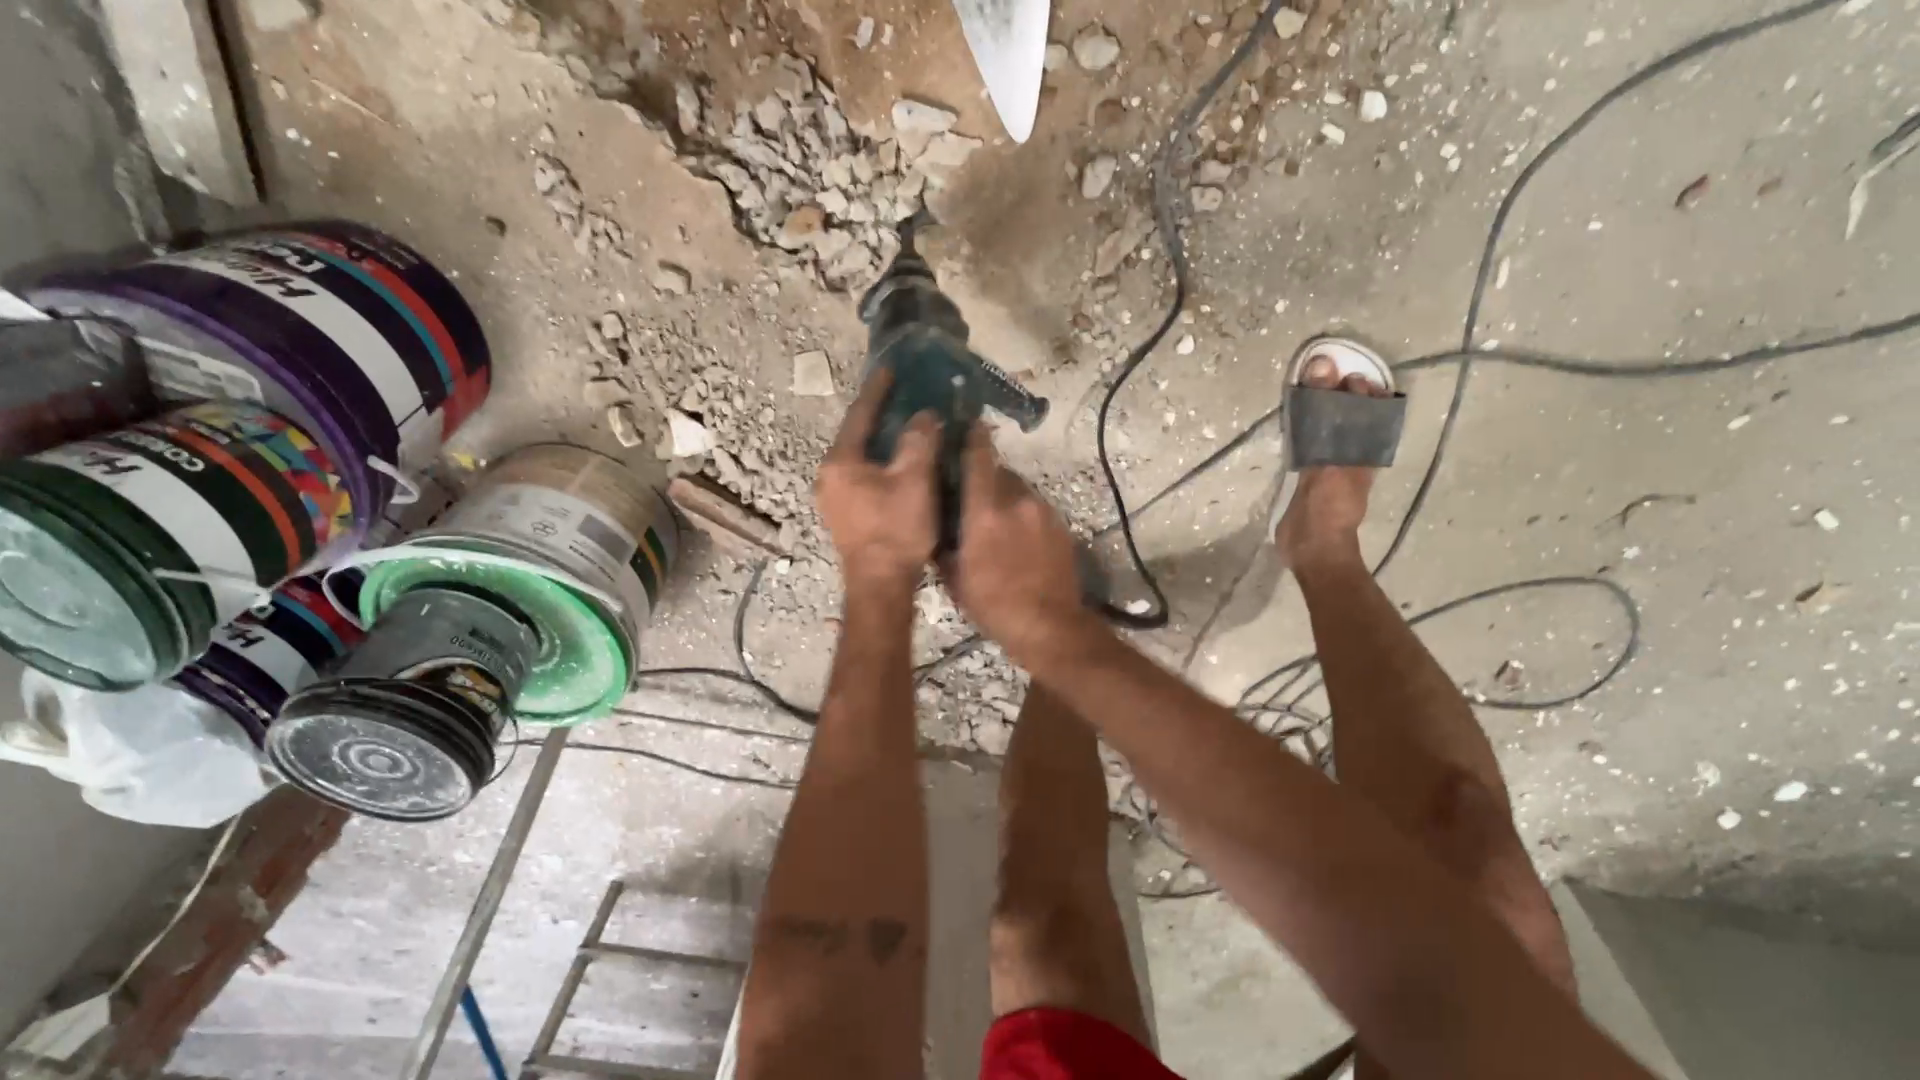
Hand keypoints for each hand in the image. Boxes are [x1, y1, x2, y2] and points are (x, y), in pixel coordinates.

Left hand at [815, 370, 940, 592]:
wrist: (880, 586)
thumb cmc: (896, 531)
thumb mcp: (914, 480)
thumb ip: (919, 441)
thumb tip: (923, 416)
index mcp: (840, 462)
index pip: (860, 415)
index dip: (878, 390)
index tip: (891, 368)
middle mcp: (829, 476)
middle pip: (857, 436)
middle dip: (882, 416)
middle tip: (905, 396)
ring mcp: (833, 499)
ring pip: (860, 458)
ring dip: (883, 443)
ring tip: (908, 428)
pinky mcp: (845, 516)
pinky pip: (863, 477)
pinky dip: (882, 465)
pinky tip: (902, 465)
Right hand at [944, 425, 1098, 662]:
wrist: (1050, 626)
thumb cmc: (995, 607)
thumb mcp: (956, 581)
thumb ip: (945, 547)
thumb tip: (936, 530)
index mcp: (984, 514)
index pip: (978, 460)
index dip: (973, 438)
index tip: (969, 423)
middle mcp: (1016, 504)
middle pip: (1000, 474)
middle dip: (986, 478)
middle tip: (973, 494)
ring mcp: (1043, 513)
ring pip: (1020, 491)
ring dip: (1006, 498)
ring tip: (996, 521)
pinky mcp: (1061, 527)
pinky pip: (1036, 509)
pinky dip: (1024, 515)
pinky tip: (1018, 538)